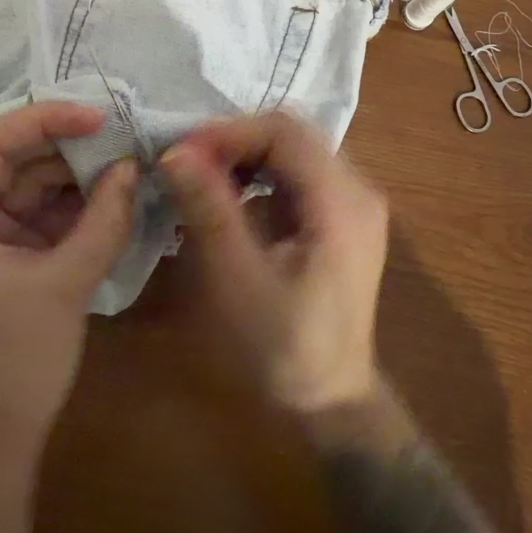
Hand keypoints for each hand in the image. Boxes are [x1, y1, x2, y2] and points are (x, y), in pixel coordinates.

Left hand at [0, 103, 138, 458]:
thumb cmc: (17, 362)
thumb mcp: (65, 283)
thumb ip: (103, 220)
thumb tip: (131, 168)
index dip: (45, 121)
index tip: (98, 116)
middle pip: (4, 163)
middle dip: (63, 152)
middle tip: (121, 142)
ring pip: (19, 189)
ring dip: (68, 180)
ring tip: (122, 168)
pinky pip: (25, 219)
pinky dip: (63, 210)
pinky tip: (105, 199)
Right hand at [159, 113, 389, 416]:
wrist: (329, 400)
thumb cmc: (282, 345)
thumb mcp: (237, 278)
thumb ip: (209, 209)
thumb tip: (174, 152)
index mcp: (341, 202)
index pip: (284, 132)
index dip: (227, 133)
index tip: (178, 155)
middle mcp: (357, 191)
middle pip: (291, 136)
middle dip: (232, 142)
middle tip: (182, 165)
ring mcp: (352, 206)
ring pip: (292, 154)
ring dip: (242, 158)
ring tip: (197, 180)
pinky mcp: (339, 222)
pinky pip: (296, 179)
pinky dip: (257, 179)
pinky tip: (226, 201)